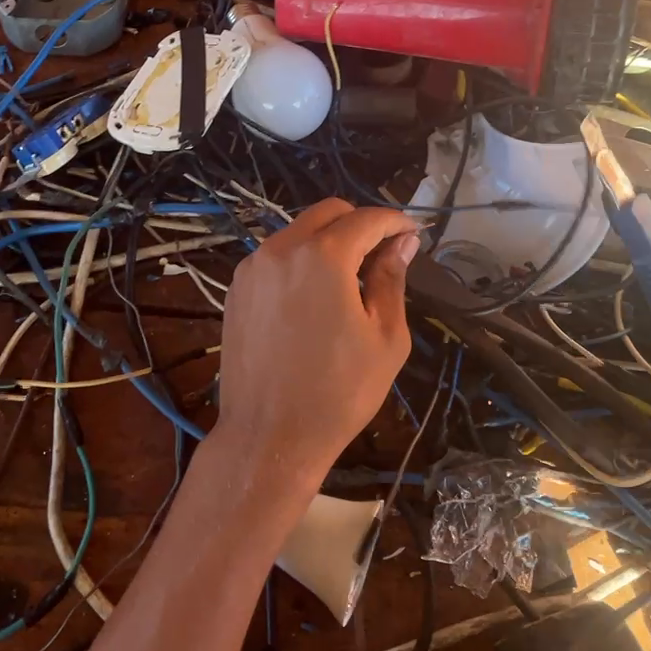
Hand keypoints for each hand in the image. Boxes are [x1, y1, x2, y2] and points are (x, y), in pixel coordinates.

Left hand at [214, 198, 418, 477]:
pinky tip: (315, 297)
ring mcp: (253, 267)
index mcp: (322, 257)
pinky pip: (276, 257)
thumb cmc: (338, 393)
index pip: (366, 219)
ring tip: (351, 279)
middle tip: (384, 253)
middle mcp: (281, 249)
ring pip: (298, 232)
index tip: (413, 235)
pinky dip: (300, 261)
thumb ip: (392, 279)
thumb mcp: (384, 337)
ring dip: (328, 241)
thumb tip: (403, 242)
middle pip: (327, 213)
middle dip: (360, 224)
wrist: (269, 437)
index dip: (395, 222)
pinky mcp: (237, 289)